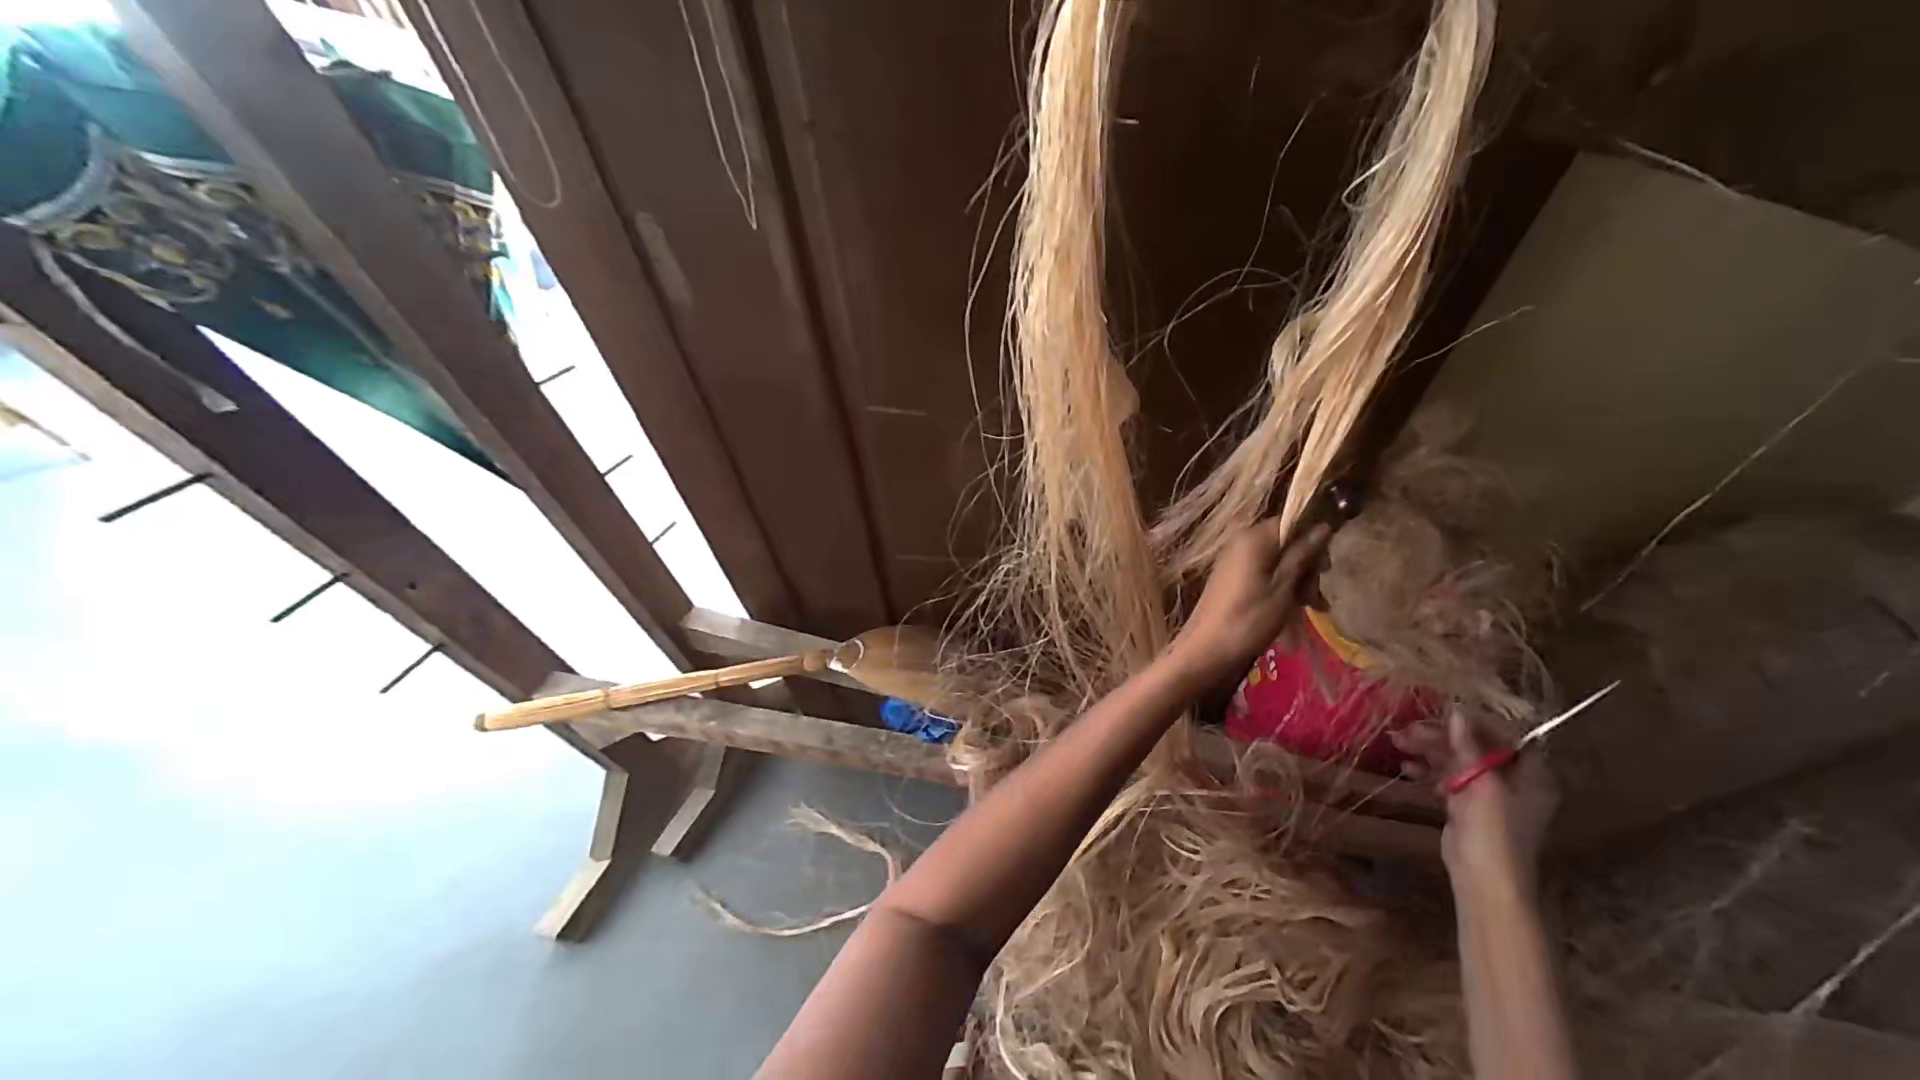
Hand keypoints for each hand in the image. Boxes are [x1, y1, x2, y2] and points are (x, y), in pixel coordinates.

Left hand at [1165, 520, 1329, 690]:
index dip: (1314, 540)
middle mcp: (1241, 541)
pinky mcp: (1232, 577)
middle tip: (1317, 595)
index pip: (1292, 521)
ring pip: (1278, 560)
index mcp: (1253, 537)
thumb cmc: (1249, 619)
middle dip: (1308, 565)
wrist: (1207, 649)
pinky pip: (1264, 572)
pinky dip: (1281, 586)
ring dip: (1298, 580)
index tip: (1326, 567)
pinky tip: (1296, 608)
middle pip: (1286, 542)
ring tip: (1312, 608)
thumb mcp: (1284, 587)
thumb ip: (1302, 554)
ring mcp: (1235, 559)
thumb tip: (1323, 526)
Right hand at [1393, 710, 1557, 889]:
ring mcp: (1489, 795)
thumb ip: (1469, 746)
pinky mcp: (1468, 807)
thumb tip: (1457, 709)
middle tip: (1406, 732)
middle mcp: (1513, 781)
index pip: (1506, 736)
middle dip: (1441, 737)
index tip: (1440, 714)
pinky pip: (1448, 779)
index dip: (1475, 723)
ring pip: (1458, 762)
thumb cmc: (1493, 832)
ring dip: (1429, 751)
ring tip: (1398, 745)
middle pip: (1476, 747)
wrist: (1485, 881)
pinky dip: (1428, 771)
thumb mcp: (1482, 784)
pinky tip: (1407, 768)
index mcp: (1531, 775)